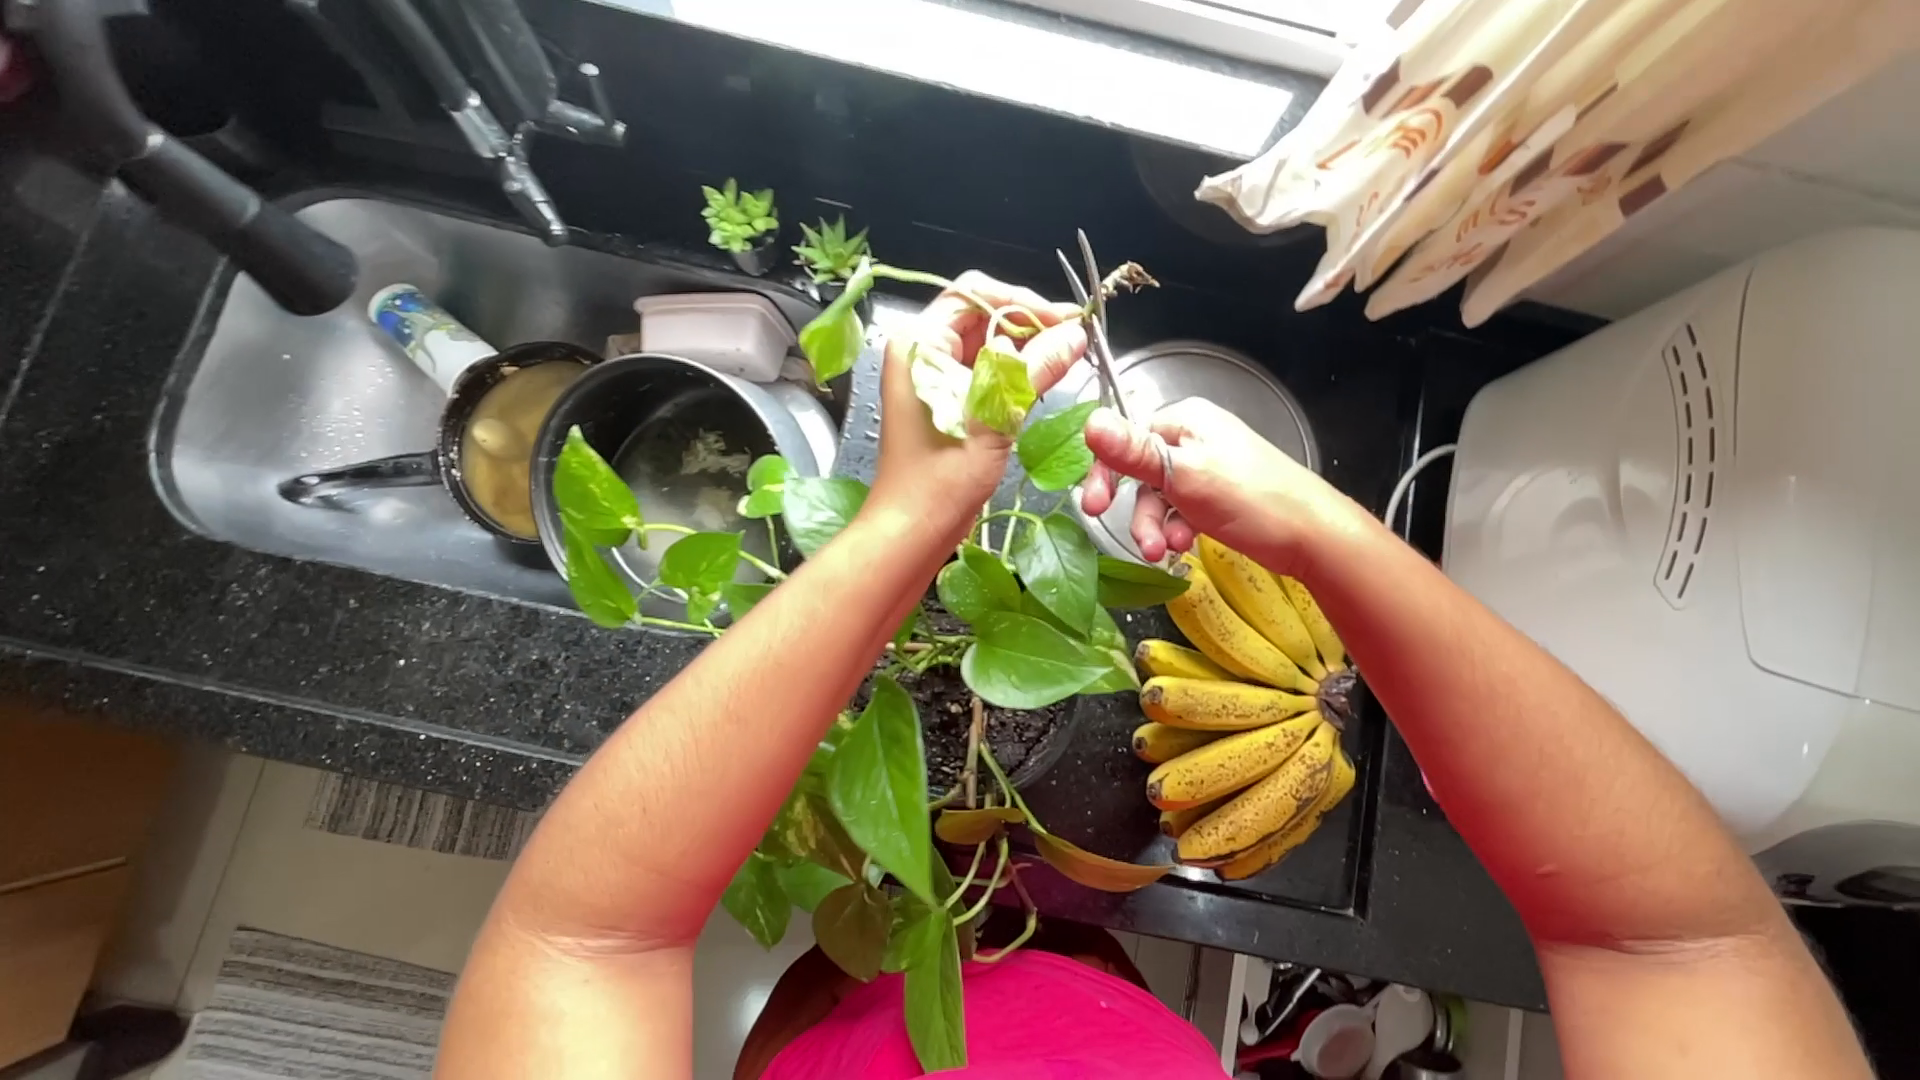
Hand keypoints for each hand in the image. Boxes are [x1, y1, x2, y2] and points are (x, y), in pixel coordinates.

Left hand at [869, 271, 1086, 544]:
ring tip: (1064, 362)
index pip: (975, 293)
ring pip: (987, 346)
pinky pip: (984, 374)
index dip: (1023, 301)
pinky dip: (1013, 376)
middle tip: (1073, 342)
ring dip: (1025, 351)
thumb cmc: (940, 479)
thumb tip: (1074, 335)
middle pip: (983, 316)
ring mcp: (933, 379)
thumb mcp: (994, 417)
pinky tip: (1041, 386)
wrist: (912, 530)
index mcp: (920, 344)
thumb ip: (1035, 370)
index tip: (1064, 321)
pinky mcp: (947, 403)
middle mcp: (922, 353)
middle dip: (1029, 325)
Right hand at [1078, 398, 1365, 575]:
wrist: (1313, 536)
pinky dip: (1176, 527)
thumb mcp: (1184, 475)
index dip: (1107, 474)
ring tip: (1166, 551)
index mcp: (1184, 420)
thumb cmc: (1250, 499)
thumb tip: (1089, 422)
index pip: (1126, 439)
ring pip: (1160, 497)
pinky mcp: (1217, 494)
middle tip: (1140, 543)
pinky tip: (1184, 545)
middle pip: (1141, 473)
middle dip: (1139, 513)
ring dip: (1157, 526)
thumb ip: (1133, 452)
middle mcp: (1193, 437)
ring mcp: (1206, 466)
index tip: (1094, 507)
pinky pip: (1180, 508)